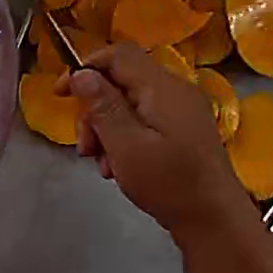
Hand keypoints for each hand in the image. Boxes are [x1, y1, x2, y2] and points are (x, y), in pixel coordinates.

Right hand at [64, 43, 256, 245]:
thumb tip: (82, 74)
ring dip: (105, 130)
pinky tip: (119, 166)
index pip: (118, 55)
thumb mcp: (126, 145)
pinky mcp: (181, 129)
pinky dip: (122, 139)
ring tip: (102, 163)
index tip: (61, 94)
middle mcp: (174, 91)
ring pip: (127, 105)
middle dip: (93, 111)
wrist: (211, 217)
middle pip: (120, 82)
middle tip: (85, 147)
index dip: (85, 67)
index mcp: (162, 89)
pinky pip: (142, 121)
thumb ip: (103, 107)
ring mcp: (180, 110)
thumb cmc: (167, 181)